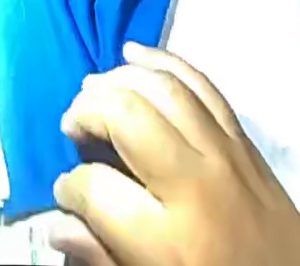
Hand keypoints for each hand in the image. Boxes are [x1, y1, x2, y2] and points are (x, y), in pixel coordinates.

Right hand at [50, 43, 299, 265]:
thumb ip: (103, 257)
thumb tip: (57, 221)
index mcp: (169, 241)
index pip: (98, 190)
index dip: (70, 186)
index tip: (65, 189)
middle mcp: (195, 182)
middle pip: (130, 118)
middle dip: (90, 111)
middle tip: (70, 123)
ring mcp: (223, 149)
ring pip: (164, 88)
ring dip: (122, 78)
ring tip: (92, 86)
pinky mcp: (242, 134)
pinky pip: (201, 82)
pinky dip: (166, 60)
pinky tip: (136, 53)